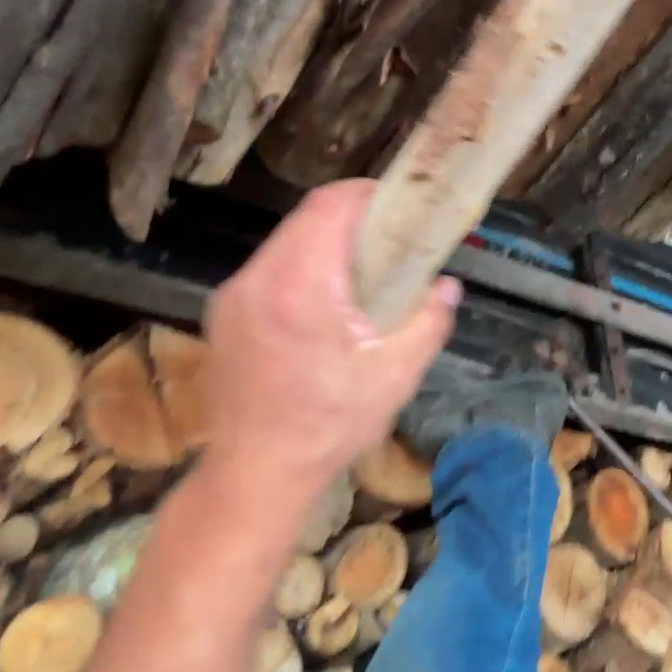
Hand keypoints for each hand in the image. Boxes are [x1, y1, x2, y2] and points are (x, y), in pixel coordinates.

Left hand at [202, 180, 457, 493]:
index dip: (368, 194)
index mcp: (299, 289)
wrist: (254, 477)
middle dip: (354, 216)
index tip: (404, 205)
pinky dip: (305, 264)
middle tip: (395, 236)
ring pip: (287, 240)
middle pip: (307, 219)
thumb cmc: (330, 425)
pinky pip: (271, 267)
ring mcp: (233, 297)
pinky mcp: (224, 314)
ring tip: (367, 267)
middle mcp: (257, 282)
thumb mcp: (397, 374)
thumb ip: (429, 320)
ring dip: (328, 241)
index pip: (329, 208)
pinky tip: (330, 300)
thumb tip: (447, 286)